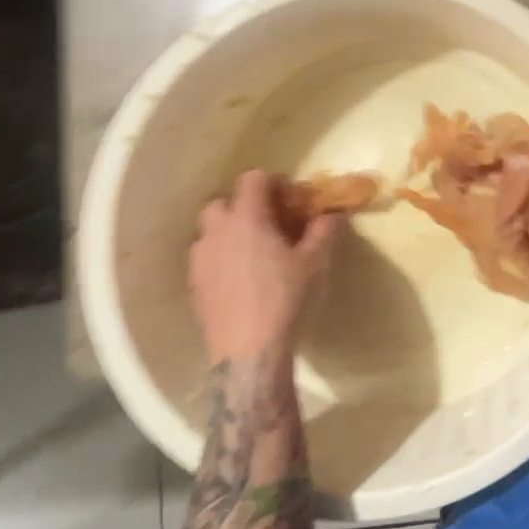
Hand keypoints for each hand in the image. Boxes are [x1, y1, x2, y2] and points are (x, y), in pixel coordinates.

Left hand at [189, 170, 341, 364]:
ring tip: (256, 253)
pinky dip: (222, 258)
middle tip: (272, 225)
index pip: (253, 179)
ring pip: (211, 231)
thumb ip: (325, 229)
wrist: (248, 350)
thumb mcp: (317, 261)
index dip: (275, 183)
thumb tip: (333, 212)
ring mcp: (200, 260)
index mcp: (246, 218)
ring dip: (231, 232)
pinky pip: (207, 258)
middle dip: (246, 206)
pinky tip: (243, 279)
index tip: (293, 201)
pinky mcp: (195, 285)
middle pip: (223, 202)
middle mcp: (216, 232)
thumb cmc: (286, 297)